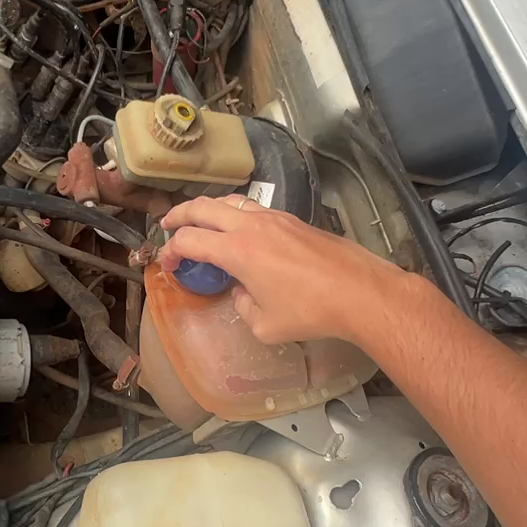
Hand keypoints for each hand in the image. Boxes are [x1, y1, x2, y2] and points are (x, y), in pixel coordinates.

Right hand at [159, 194, 432, 345]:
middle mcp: (251, 226)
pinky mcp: (293, 220)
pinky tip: (239, 230)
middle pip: (202, 207)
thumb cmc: (311, 312)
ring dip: (208, 209)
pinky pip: (253, 208)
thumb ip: (242, 305)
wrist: (360, 292)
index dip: (170, 252)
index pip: (189, 240)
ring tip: (200, 222)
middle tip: (166, 226)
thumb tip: (241, 291)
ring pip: (230, 201)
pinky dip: (234, 213)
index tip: (167, 265)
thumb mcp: (265, 325)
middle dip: (178, 215)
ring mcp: (274, 218)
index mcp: (237, 250)